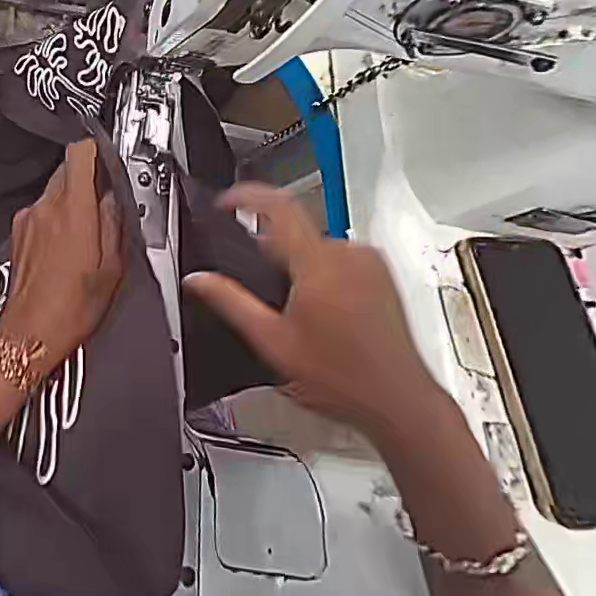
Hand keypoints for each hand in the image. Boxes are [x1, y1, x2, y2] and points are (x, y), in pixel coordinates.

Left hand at [0, 139, 124, 371]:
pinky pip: (43, 211)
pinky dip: (58, 218)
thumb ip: (115, 222)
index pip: (79, 152)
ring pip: (55, 190)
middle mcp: (46, 207)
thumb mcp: (112, 266)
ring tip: (88, 233)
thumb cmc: (71, 307)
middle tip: (106, 201)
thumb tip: (115, 199)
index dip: (96, 147)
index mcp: (73, 210)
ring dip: (73, 200)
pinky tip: (69, 246)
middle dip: (88, 178)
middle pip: (67, 168)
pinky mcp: (18, 232)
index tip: (108, 155)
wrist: (30, 332)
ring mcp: (28, 218)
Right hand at [185, 183, 442, 436]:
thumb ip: (230, 302)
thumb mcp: (273, 342)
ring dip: (302, 263)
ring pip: (319, 244)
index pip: (278, 206)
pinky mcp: (382, 272)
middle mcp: (348, 254)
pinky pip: (343, 255)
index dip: (246, 196)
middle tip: (262, 281)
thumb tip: (199, 281)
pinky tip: (326, 309)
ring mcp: (369, 261)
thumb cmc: (344, 378)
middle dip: (273, 249)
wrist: (396, 399)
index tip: (228, 201)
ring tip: (300, 309)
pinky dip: (326, 271)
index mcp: (317, 264)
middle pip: (296, 230)